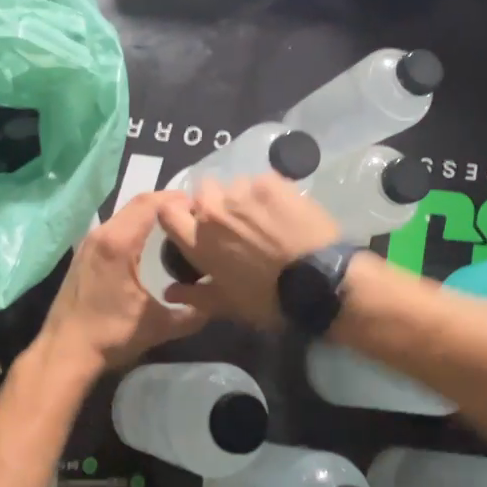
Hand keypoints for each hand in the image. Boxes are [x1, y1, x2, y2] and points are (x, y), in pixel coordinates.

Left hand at [33, 191, 206, 378]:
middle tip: (193, 216)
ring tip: (176, 227)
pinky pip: (115, 227)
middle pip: (138, 203)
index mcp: (119, 243)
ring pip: (124, 214)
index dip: (177, 200)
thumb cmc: (110, 335)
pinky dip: (135, 226)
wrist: (63, 353)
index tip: (201, 209)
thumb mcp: (157, 326)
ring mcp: (89, 242)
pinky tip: (149, 245)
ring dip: (150, 214)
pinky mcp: (84, 253)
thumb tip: (215, 304)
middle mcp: (102, 234)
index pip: (151, 204)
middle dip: (167, 204)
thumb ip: (191, 314)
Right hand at [155, 174, 339, 328]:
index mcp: (199, 241)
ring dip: (242, 199)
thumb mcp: (228, 305)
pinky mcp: (272, 181)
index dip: (178, 215)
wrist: (318, 280)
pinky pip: (262, 181)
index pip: (167, 212)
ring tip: (263, 218)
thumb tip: (169, 292)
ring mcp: (244, 192)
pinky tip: (283, 211)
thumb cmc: (268, 298)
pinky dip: (268, 194)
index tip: (192, 224)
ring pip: (234, 186)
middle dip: (213, 203)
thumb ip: (195, 296)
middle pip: (202, 192)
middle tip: (233, 224)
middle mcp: (215, 210)